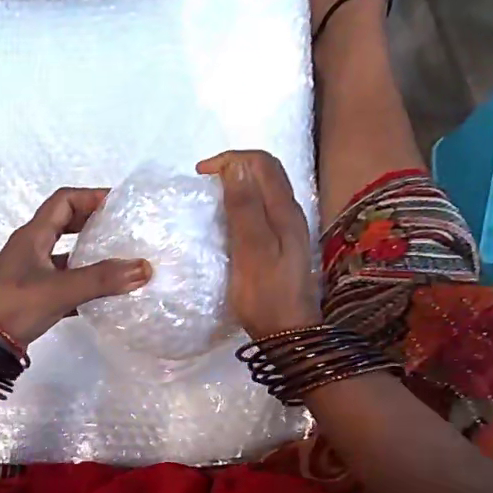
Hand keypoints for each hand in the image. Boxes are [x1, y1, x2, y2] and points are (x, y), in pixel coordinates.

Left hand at [0, 187, 151, 346]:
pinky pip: (63, 283)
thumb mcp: (60, 289)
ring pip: (65, 256)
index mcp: (33, 235)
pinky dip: (83, 285)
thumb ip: (102, 279)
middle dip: (94, 224)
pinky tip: (104, 297)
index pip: (64, 201)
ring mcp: (30, 274)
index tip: (119, 205)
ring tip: (119, 263)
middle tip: (122, 231)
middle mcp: (30, 249)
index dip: (91, 197)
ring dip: (90, 256)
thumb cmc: (15, 306)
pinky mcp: (32, 297)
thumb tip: (144, 268)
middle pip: (65, 224)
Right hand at [198, 150, 321, 339]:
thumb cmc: (265, 295)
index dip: (231, 159)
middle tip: (205, 180)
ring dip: (240, 185)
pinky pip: (263, 211)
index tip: (201, 173)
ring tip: (213, 196)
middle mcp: (291, 215)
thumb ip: (244, 208)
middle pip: (267, 173)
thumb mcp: (250, 250)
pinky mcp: (282, 247)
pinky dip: (244, 204)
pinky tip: (229, 221)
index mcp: (284, 211)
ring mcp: (289, 231)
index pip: (261, 163)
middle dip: (236, 166)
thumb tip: (236, 166)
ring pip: (266, 191)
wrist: (289, 334)